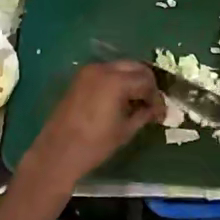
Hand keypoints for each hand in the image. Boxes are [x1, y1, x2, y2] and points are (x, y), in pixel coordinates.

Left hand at [19, 62, 162, 190]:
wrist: (58, 152)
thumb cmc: (95, 144)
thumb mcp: (125, 130)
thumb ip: (144, 114)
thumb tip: (156, 110)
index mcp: (116, 81)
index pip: (146, 81)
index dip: (157, 98)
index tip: (161, 114)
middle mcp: (103, 69)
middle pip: (135, 67)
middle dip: (147, 84)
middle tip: (152, 104)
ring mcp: (89, 71)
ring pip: (121, 68)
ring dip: (132, 81)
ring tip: (137, 103)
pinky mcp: (80, 78)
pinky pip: (106, 73)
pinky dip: (118, 81)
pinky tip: (121, 100)